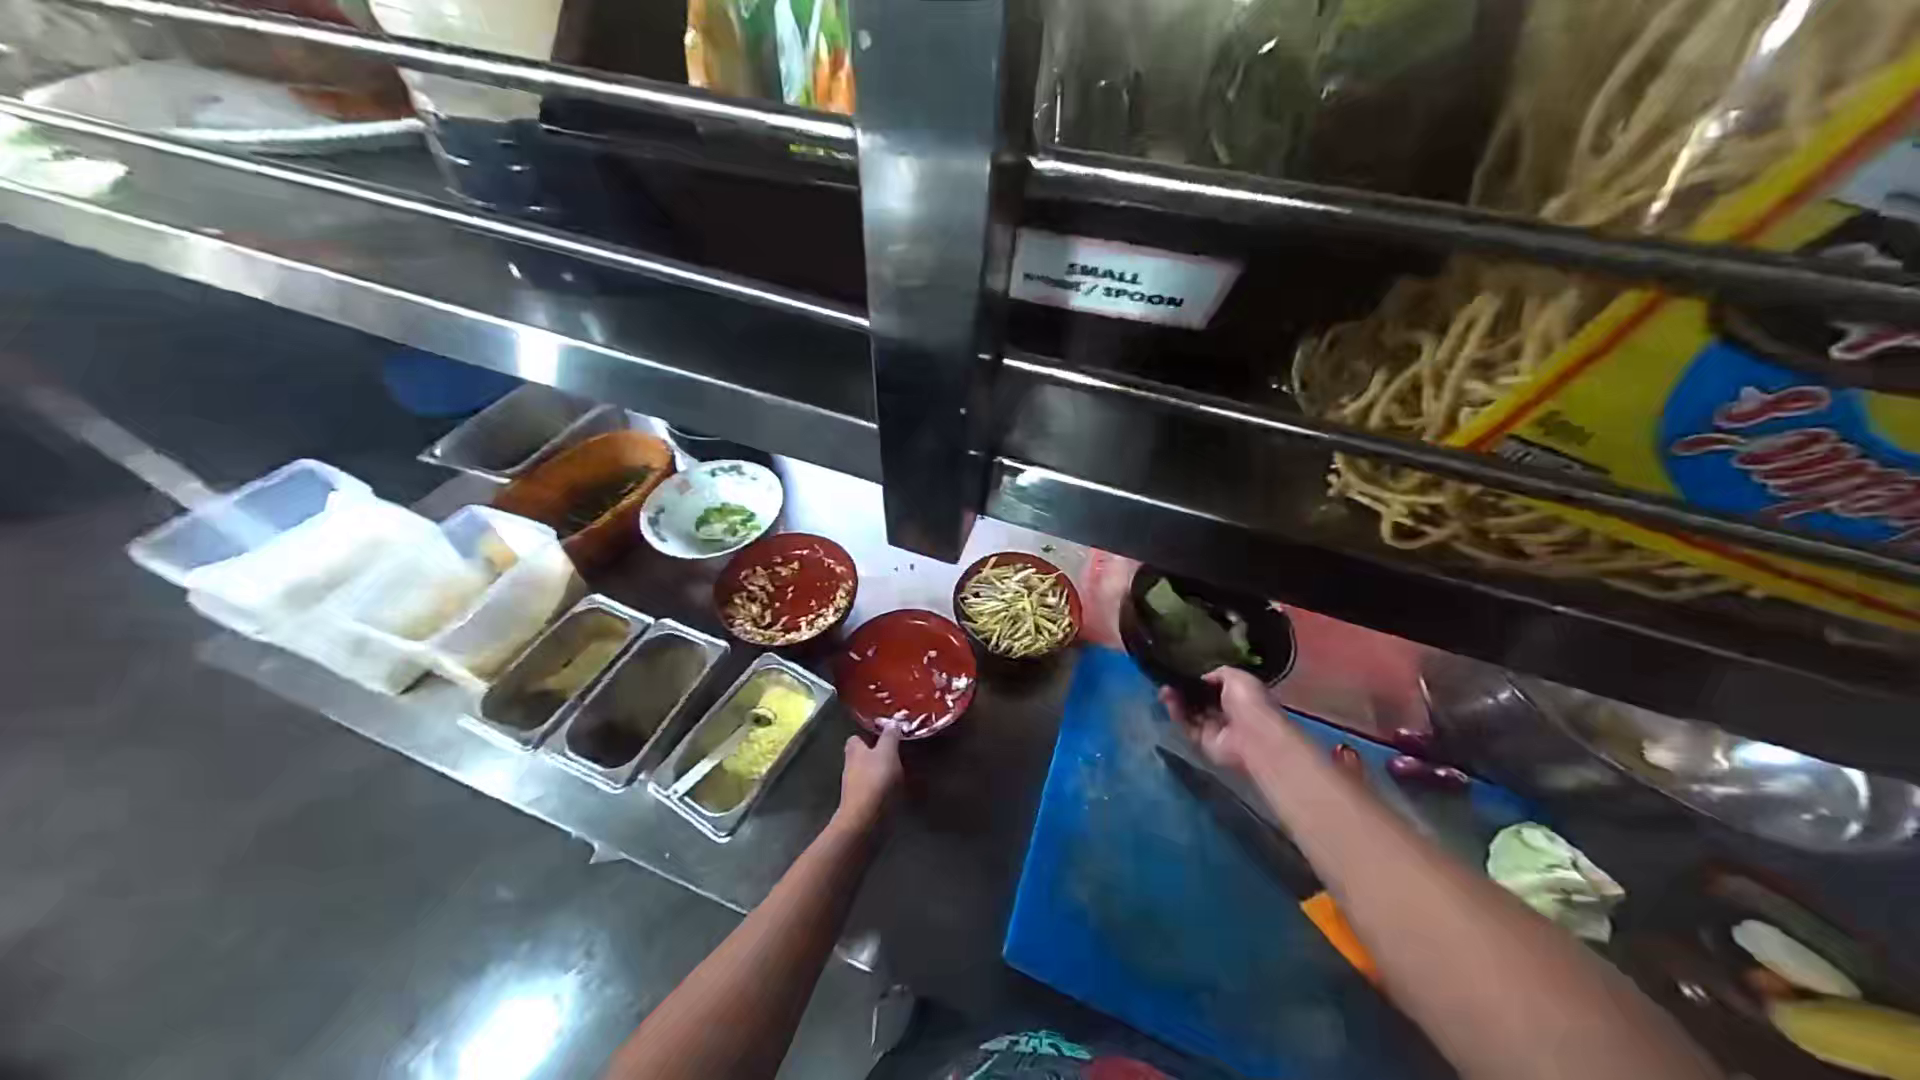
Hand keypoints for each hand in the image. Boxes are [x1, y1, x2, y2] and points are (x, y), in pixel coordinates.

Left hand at [836, 725, 902, 829]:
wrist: (865, 818)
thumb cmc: (875, 779)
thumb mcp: (887, 752)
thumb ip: (890, 736)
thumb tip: (892, 721)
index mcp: (854, 750)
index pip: (855, 738)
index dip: (867, 737)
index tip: (883, 736)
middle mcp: (850, 766)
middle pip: (861, 757)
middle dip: (874, 755)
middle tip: (894, 754)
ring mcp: (853, 787)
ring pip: (866, 774)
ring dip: (879, 773)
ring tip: (898, 773)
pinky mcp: (860, 803)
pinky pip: (872, 790)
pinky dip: (881, 789)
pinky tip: (894, 792)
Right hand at [1159, 667, 1294, 774]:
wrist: (1253, 737)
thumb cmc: (1250, 702)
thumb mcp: (1237, 676)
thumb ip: (1219, 673)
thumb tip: (1203, 677)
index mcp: (1239, 696)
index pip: (1215, 687)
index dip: (1199, 680)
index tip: (1184, 671)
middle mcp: (1226, 712)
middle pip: (1199, 699)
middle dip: (1184, 689)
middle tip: (1169, 679)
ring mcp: (1214, 727)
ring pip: (1190, 712)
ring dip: (1176, 699)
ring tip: (1164, 688)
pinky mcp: (1203, 741)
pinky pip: (1186, 724)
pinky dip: (1176, 712)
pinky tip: (1168, 699)